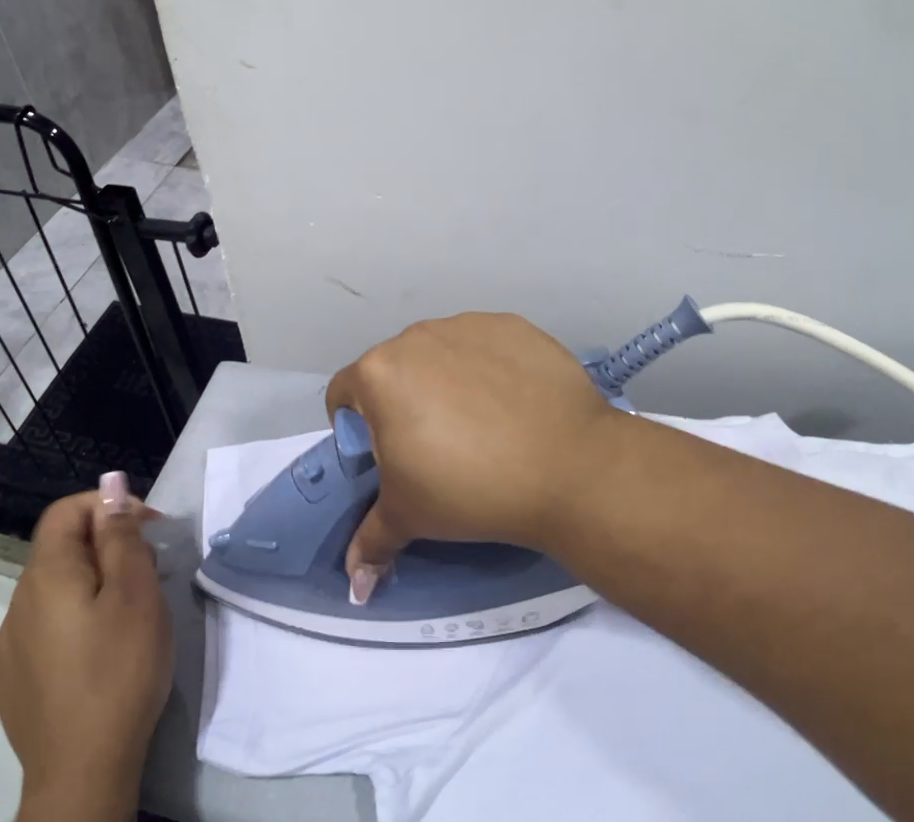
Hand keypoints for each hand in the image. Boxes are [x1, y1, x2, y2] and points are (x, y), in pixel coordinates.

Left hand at [0, 474, 170, 821]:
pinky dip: (78, 619)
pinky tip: (102, 653)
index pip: (67, 510)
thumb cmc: (119, 671)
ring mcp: (12, 641)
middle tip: (152, 575)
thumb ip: (122, 536)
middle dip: (109, 546)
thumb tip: (112, 485)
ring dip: (95, 583)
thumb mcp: (136, 594)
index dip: (110, 505)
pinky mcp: (14, 675)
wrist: (81, 770)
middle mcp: (19, 600)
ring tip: (133, 616)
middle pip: (63, 549)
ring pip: (57, 589)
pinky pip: (48, 626)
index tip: (152, 530)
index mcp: (46, 574)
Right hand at [326, 312, 624, 600]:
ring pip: (440, 356)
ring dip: (446, 384)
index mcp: (379, 374)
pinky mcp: (513, 326)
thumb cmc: (471, 489)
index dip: (357, 429)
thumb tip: (355, 588)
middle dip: (404, 404)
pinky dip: (490, 371)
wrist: (570, 467)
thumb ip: (372, 542)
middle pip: (394, 371)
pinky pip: (486, 347)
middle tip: (435, 448)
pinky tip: (515, 407)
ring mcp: (468, 326)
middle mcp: (416, 338)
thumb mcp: (411, 518)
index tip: (388, 457)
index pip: (344, 395)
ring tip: (482, 428)